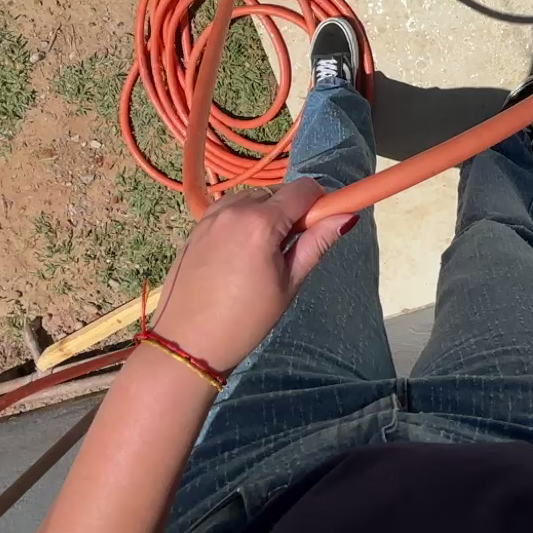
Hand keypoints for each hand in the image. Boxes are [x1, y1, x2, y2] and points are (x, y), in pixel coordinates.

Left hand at [147, 178, 356, 372]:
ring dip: (266, 211)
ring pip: (253, 197)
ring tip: (263, 252)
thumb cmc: (245, 319)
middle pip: (278, 191)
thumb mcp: (289, 284)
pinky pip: (231, 207)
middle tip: (290, 248)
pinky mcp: (197, 225)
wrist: (186, 344)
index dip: (319, 201)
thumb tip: (347, 216)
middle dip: (292, 210)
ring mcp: (212, 214)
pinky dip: (244, 217)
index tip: (320, 224)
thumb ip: (316, 243)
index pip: (303, 189)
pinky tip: (240, 251)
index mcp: (261, 222)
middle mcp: (235, 208)